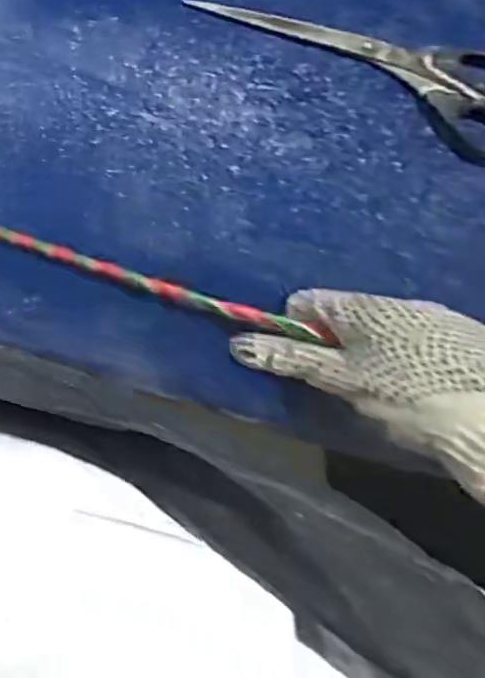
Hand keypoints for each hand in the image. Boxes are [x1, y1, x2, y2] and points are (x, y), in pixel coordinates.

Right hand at [232, 289, 484, 500]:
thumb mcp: (339, 380)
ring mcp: (452, 323)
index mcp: (363, 306)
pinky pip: (430, 343)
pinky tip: (436, 388)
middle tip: (348, 377)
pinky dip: (421, 360)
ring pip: (392, 330)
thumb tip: (237, 343)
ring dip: (382, 351)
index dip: (296, 328)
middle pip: (349, 316)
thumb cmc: (409, 395)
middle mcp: (405, 303)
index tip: (308, 359)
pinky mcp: (481, 345)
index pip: (305, 301)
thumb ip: (286, 357)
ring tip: (395, 387)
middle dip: (340, 341)